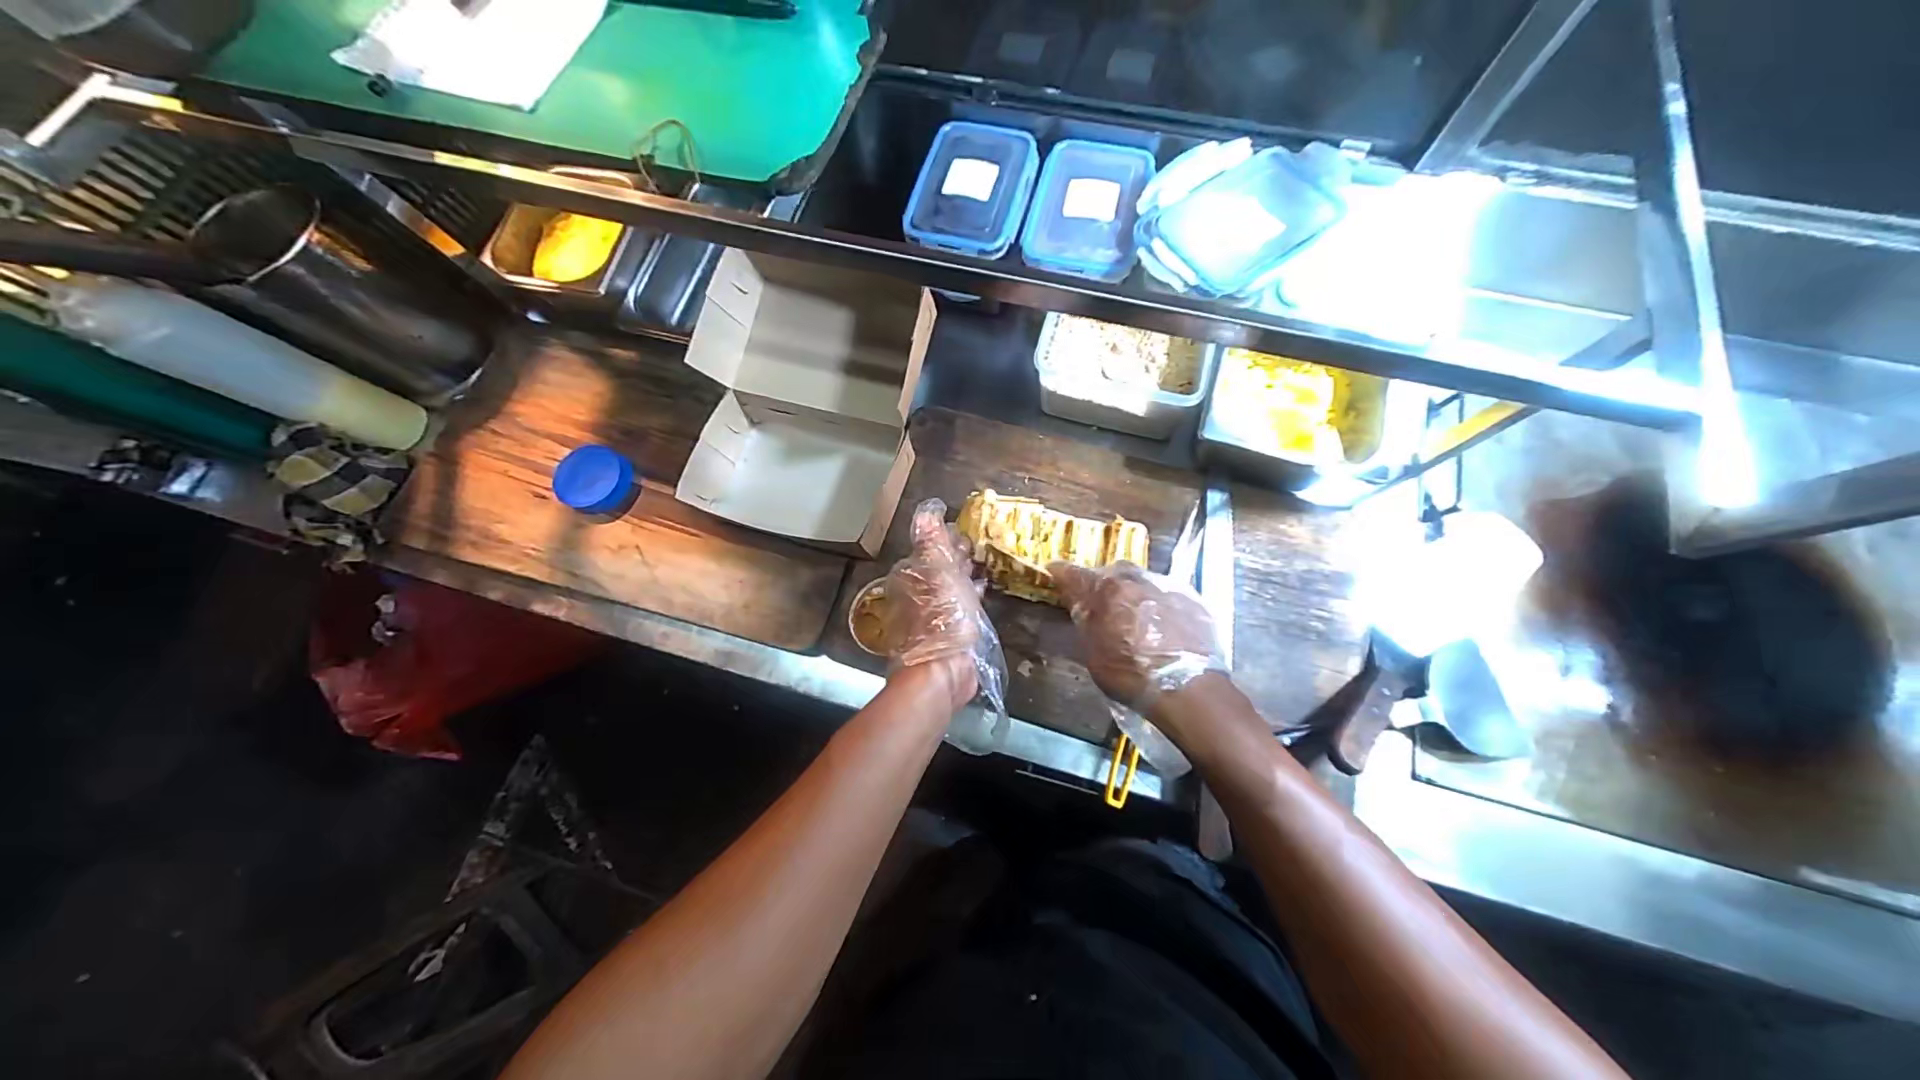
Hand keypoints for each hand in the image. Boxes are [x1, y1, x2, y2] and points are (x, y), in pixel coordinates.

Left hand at [883, 500, 987, 709]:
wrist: (942, 670)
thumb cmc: (941, 617)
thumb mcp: (938, 571)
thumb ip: (933, 542)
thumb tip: (927, 511)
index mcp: (910, 576)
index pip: (929, 548)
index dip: (947, 538)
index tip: (964, 531)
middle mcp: (916, 595)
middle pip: (938, 569)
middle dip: (956, 557)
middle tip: (977, 547)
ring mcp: (931, 616)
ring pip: (949, 588)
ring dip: (964, 576)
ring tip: (983, 567)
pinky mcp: (947, 634)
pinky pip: (959, 608)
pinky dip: (970, 597)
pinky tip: (982, 594)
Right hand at [1049, 561, 1221, 712]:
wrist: (1189, 688)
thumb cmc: (1131, 675)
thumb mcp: (1094, 653)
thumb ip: (1085, 621)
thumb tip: (1078, 602)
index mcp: (1105, 590)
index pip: (1073, 573)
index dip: (1061, 574)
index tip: (1055, 574)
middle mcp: (1135, 579)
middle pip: (1112, 574)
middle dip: (1104, 585)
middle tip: (1102, 605)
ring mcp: (1167, 586)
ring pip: (1141, 582)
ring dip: (1134, 595)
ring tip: (1136, 618)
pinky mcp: (1193, 598)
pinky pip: (1167, 595)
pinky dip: (1159, 605)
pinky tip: (1162, 627)